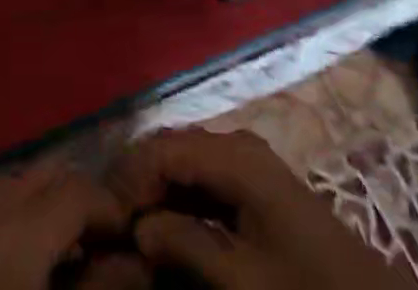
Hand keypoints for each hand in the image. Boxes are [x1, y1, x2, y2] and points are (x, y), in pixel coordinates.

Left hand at [0, 160, 143, 289]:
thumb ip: (108, 285)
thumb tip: (139, 257)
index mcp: (18, 237)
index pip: (77, 190)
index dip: (112, 208)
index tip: (133, 238)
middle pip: (50, 175)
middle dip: (86, 198)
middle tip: (111, 238)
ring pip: (26, 181)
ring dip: (58, 200)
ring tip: (82, 243)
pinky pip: (3, 200)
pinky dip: (31, 209)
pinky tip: (47, 250)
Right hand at [112, 129, 397, 289]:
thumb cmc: (306, 287)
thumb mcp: (245, 278)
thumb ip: (187, 246)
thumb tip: (139, 228)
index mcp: (237, 157)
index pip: (163, 150)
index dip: (130, 181)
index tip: (111, 223)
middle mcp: (237, 144)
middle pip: (170, 145)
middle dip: (138, 179)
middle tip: (114, 222)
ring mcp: (246, 158)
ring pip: (182, 156)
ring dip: (154, 185)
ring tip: (131, 223)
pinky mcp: (251, 177)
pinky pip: (200, 171)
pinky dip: (176, 191)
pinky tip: (163, 219)